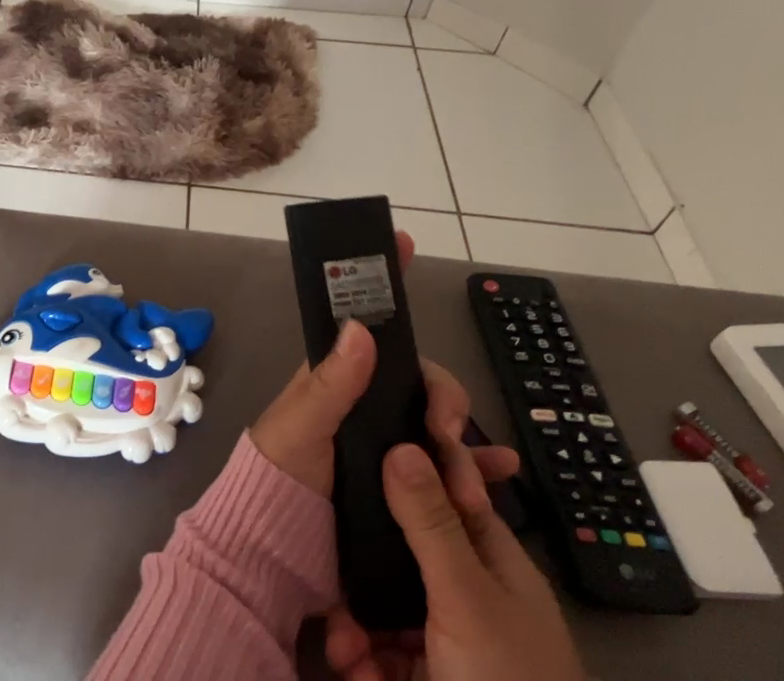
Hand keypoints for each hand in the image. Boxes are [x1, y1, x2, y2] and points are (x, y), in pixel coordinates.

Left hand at [249, 231, 520, 496]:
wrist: (282, 540)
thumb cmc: (280, 470)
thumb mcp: (299, 425)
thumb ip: (329, 382)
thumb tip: (362, 327)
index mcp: (338, 377)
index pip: (366, 323)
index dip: (384, 283)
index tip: (404, 244)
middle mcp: (368, 401)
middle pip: (423, 380)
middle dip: (445, 401)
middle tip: (444, 436)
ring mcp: (391, 438)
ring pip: (442, 422)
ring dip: (464, 443)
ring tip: (469, 483)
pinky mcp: (409, 478)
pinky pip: (452, 463)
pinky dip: (480, 465)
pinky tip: (502, 472)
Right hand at [322, 448, 583, 680]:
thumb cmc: (506, 680)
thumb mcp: (466, 598)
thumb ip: (430, 524)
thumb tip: (402, 444)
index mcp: (491, 561)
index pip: (448, 492)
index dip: (411, 466)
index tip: (362, 441)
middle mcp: (465, 590)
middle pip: (399, 549)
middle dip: (360, 565)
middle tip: (332, 572)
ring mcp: (441, 636)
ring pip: (380, 602)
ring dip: (354, 623)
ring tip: (344, 649)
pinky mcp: (418, 673)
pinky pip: (377, 649)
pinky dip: (360, 659)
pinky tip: (353, 670)